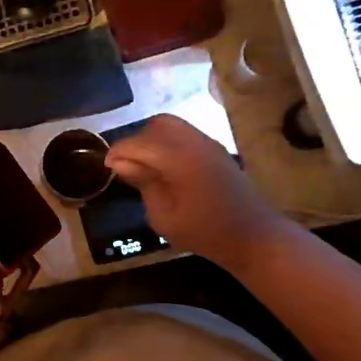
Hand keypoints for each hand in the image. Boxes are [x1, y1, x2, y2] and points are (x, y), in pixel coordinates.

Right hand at [104, 114, 291, 272]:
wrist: (253, 236)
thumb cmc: (204, 232)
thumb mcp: (163, 215)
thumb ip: (143, 183)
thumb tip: (121, 162)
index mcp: (181, 160)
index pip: (140, 143)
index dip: (118, 152)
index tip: (106, 167)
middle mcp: (196, 144)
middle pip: (157, 125)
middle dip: (137, 141)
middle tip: (128, 166)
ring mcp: (209, 144)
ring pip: (172, 126)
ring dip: (152, 141)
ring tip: (144, 167)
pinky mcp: (215, 150)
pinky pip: (184, 135)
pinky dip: (167, 144)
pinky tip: (163, 168)